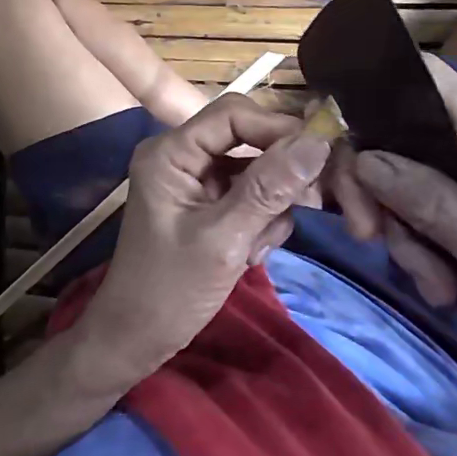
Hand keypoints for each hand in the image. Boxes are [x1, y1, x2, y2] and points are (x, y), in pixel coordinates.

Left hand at [73, 94, 332, 382]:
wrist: (137, 341)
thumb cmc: (170, 291)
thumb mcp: (225, 239)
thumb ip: (270, 188)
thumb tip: (318, 143)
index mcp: (171, 152)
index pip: (233, 115)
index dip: (278, 128)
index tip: (319, 152)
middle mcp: (182, 154)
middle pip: (247, 137)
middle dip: (279, 170)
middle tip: (310, 198)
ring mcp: (196, 179)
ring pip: (255, 166)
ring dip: (271, 203)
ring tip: (260, 245)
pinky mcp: (208, 202)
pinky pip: (251, 192)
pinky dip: (262, 218)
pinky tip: (252, 253)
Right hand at [340, 56, 456, 406]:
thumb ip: (437, 208)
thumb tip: (365, 158)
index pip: (418, 74)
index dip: (365, 95)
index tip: (339, 163)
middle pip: (404, 126)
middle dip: (376, 185)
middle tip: (377, 246)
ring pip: (420, 163)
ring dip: (406, 219)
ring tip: (434, 284)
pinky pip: (447, 186)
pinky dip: (431, 226)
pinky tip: (446, 277)